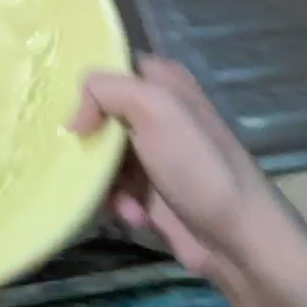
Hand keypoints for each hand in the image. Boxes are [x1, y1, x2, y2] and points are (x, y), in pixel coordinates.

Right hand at [68, 56, 297, 283]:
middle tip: (78, 153)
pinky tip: (133, 213)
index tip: (68, 109)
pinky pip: (110, 185)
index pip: (108, 66)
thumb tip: (73, 119)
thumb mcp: (153, 108)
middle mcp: (156, 111)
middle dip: (86, 137)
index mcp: (162, 80)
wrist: (238, 240)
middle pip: (97, 111)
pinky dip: (115, 199)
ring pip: (97, 151)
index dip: (86, 85)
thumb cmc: (198, 166)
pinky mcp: (148, 188)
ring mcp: (151, 151)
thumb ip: (105, 90)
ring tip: (115, 194)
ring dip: (99, 176)